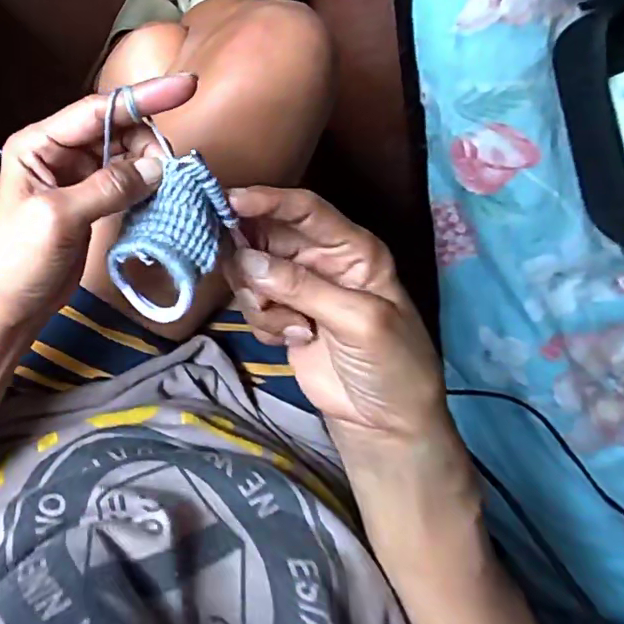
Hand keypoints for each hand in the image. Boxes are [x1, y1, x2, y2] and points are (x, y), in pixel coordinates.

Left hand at [0, 75, 197, 343]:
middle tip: (170, 166)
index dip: (142, 97)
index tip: (187, 86)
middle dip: (146, 139)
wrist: (6, 310)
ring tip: (167, 182)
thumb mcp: (58, 218)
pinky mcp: (87, 203)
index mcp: (36, 145)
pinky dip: (143, 185)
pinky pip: (123, 182)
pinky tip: (159, 193)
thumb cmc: (17, 261)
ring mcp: (72, 178)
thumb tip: (156, 165)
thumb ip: (107, 187)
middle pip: (112, 128)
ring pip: (121, 154)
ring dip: (148, 163)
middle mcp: (54, 154)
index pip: (95, 110)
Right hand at [224, 187, 448, 447]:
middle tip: (247, 281)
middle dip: (249, 256)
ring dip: (258, 299)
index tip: (230, 199)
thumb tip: (244, 260)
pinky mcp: (277, 311)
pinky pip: (248, 301)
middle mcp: (318, 258)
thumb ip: (302, 287)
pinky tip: (291, 339)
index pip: (305, 209)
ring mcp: (295, 285)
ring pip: (248, 270)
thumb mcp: (359, 321)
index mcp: (350, 248)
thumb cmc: (393, 365)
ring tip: (293, 327)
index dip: (268, 200)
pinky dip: (261, 321)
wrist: (384, 424)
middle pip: (264, 235)